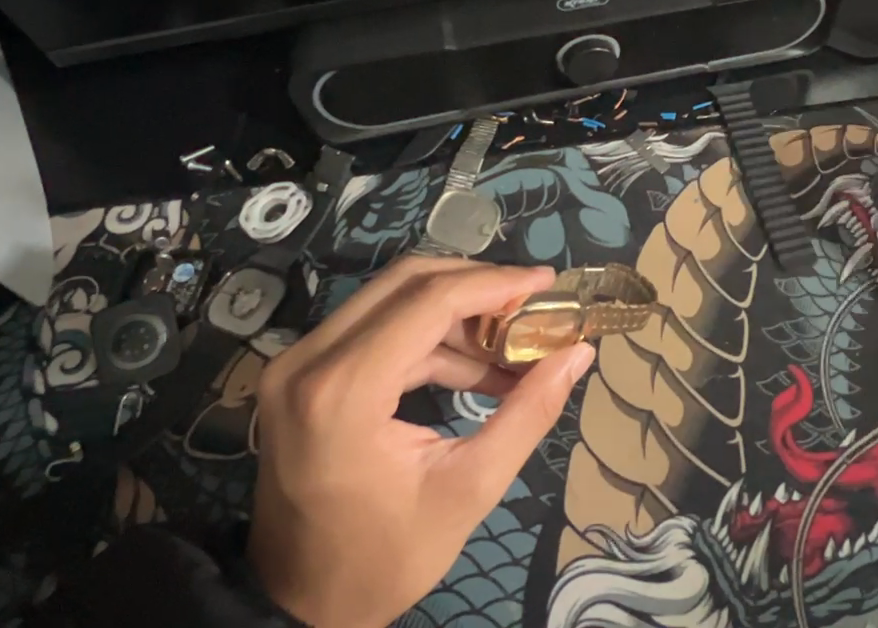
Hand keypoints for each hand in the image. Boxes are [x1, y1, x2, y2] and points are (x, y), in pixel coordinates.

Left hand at [247, 256, 594, 626]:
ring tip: (510, 348)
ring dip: (456, 314)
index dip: (494, 284)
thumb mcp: (469, 489)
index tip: (546, 282)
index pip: (429, 302)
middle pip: (407, 283)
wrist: (301, 604)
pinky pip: (375, 328)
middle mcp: (309, 360)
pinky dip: (428, 336)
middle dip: (477, 286)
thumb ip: (528, 413)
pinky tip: (473, 367)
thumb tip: (579, 353)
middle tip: (530, 305)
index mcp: (344, 392)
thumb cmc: (385, 557)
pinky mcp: (302, 371)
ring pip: (391, 299)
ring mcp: (298, 363)